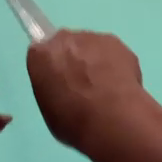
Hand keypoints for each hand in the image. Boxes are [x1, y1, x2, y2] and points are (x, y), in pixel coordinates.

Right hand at [26, 30, 157, 152]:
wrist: (113, 121)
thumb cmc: (74, 123)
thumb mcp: (49, 109)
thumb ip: (52, 87)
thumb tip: (62, 86)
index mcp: (40, 56)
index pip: (41, 54)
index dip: (51, 68)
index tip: (59, 82)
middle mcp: (64, 39)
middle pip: (66, 45)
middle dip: (72, 59)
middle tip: (82, 84)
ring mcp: (93, 38)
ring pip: (91, 46)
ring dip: (95, 61)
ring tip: (105, 88)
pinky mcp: (116, 42)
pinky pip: (111, 51)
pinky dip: (114, 64)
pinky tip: (120, 85)